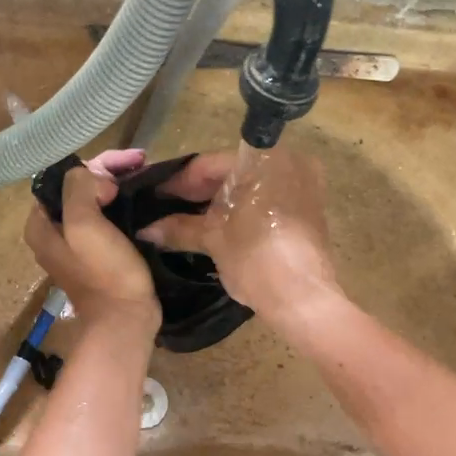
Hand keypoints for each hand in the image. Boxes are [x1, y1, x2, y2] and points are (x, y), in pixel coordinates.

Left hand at [23, 149, 159, 330]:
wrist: (125, 320)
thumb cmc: (103, 273)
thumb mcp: (83, 223)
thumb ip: (79, 187)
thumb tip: (97, 181)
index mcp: (40, 225)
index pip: (62, 178)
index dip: (93, 166)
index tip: (121, 168)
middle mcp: (53, 234)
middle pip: (79, 189)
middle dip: (107, 175)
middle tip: (139, 165)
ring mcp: (76, 248)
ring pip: (95, 204)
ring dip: (117, 189)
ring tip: (144, 176)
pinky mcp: (99, 258)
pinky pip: (107, 222)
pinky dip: (122, 209)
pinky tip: (141, 202)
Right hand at [135, 147, 342, 325]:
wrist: (303, 298)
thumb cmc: (255, 259)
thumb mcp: (213, 240)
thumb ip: (179, 228)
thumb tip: (146, 230)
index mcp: (263, 157)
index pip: (208, 164)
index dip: (177, 183)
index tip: (153, 197)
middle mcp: (288, 160)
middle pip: (231, 173)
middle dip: (198, 194)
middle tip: (166, 211)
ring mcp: (303, 185)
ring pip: (250, 188)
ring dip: (220, 204)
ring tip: (188, 223)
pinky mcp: (309, 210)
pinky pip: (267, 202)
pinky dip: (244, 212)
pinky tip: (221, 229)